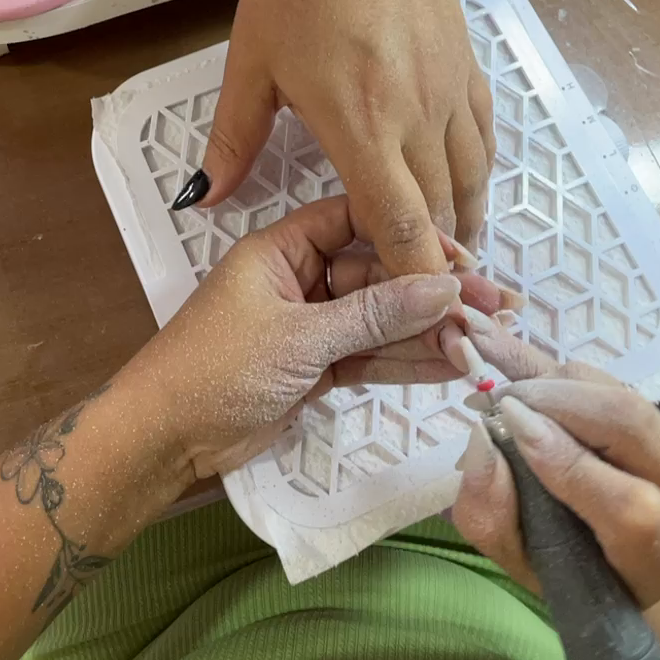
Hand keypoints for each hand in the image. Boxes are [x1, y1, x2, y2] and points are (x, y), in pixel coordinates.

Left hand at [122, 197, 498, 479]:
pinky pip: (367, 356)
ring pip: (378, 320)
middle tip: (493, 306)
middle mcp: (300, 278)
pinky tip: (451, 363)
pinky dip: (403, 362)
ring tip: (487, 338)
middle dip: (430, 293)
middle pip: (377, 276)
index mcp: (282, 248)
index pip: (356, 220)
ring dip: (426, 331)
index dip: (408, 233)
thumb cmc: (218, 368)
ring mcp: (310, 325)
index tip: (462, 256)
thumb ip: (373, 314)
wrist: (166, 438)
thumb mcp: (299, 336)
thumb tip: (444, 288)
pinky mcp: (315, 366)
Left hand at [199, 0, 493, 275]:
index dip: (408, 281)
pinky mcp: (470, 67)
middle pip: (440, 215)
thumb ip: (233, 140)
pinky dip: (475, 178)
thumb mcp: (252, 63)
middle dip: (434, 264)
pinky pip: (484, 140)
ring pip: (471, 182)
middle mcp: (419, 118)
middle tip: (424, 298)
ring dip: (460, 226)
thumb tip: (203, 197)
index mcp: (361, 125)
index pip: (398, 228)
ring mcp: (453, 91)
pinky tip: (461, 190)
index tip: (407, 314)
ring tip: (446, 257)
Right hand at [449, 316, 659, 607]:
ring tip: (501, 389)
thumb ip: (490, 513)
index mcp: (659, 555)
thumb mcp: (516, 563)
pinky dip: (550, 365)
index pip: (627, 504)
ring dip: (552, 382)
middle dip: (557, 401)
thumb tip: (481, 440)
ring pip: (619, 393)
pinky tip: (498, 344)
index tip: (504, 424)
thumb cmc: (567, 575)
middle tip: (499, 400)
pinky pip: (606, 378)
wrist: (618, 567)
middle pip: (632, 426)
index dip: (564, 460)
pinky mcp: (657, 417)